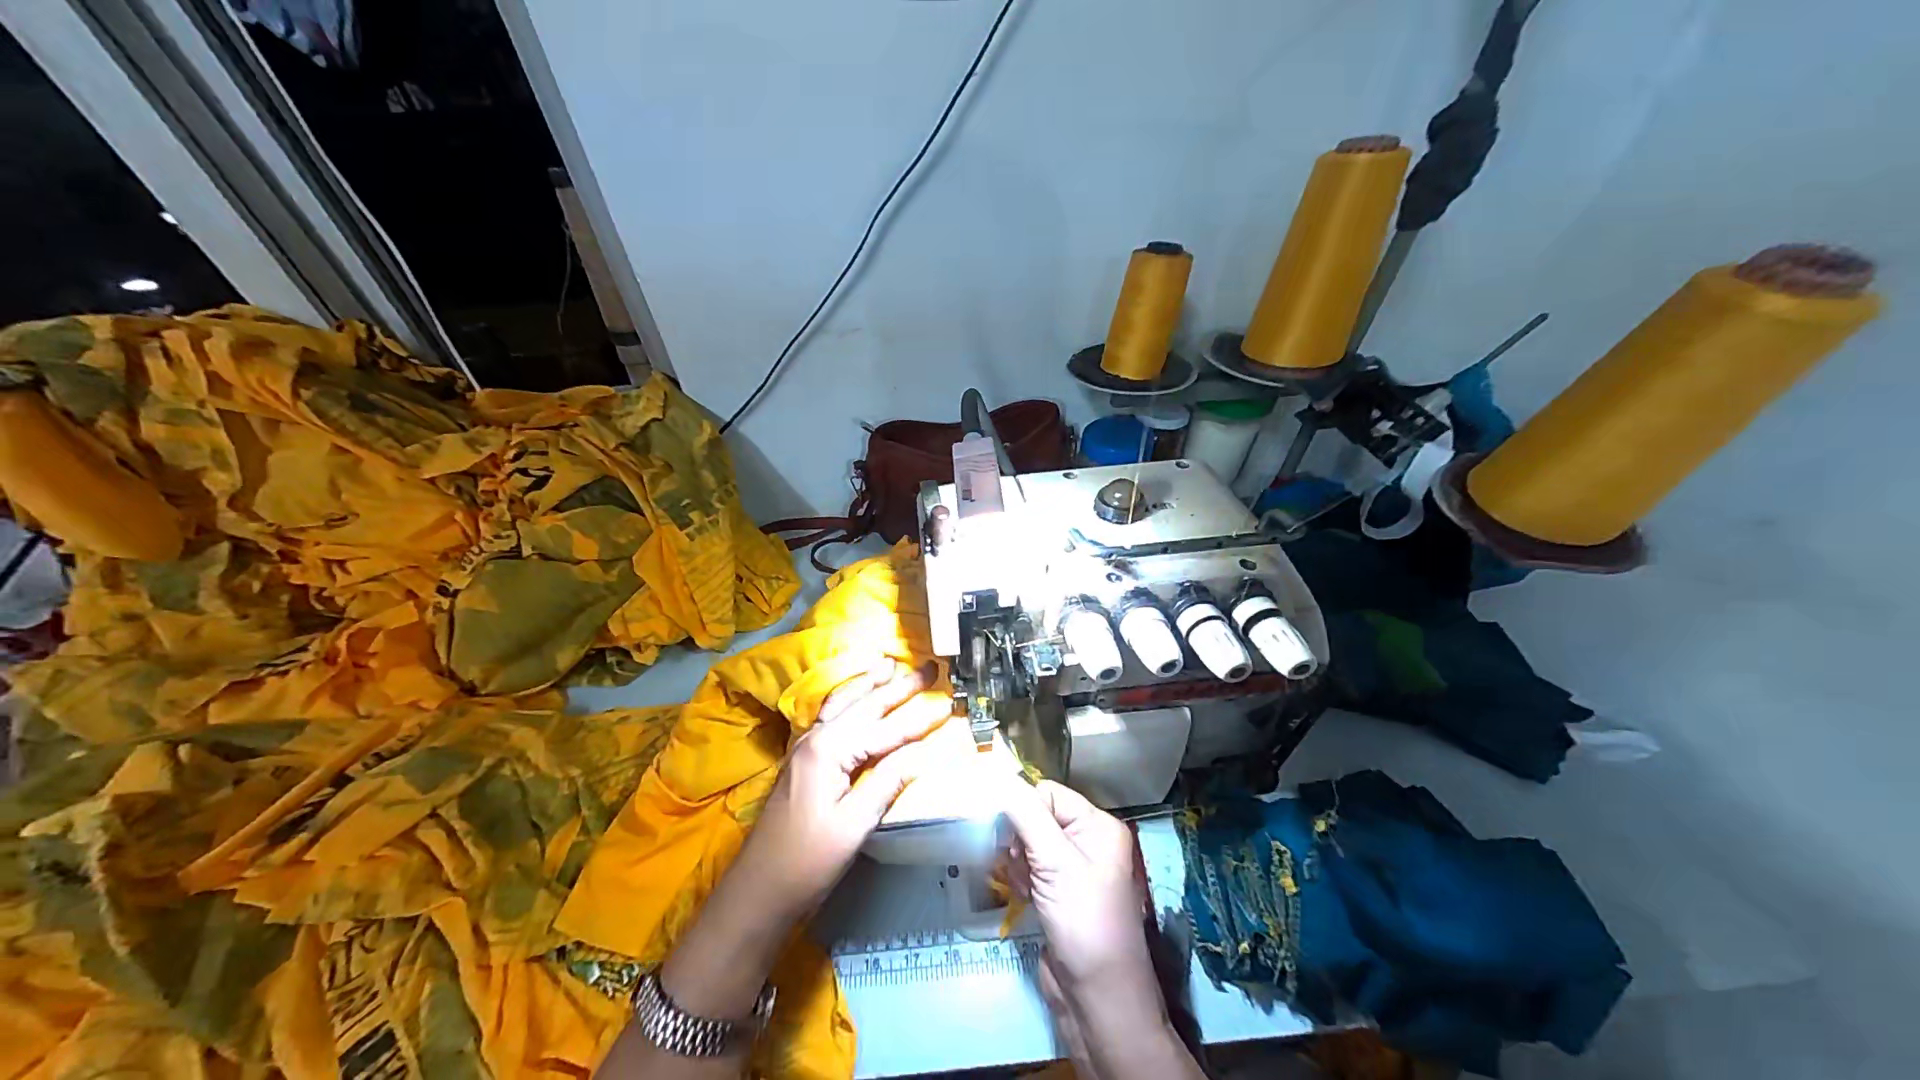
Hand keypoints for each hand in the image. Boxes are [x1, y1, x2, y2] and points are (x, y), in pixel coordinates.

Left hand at [727, 657, 946, 919]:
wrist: (758, 891)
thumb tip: (924, 752)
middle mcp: (815, 739)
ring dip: (870, 685)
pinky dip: (849, 699)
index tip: (948, 703)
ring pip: (843, 705)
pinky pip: (830, 716)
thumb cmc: (807, 862)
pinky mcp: (802, 760)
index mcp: (829, 750)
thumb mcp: (854, 825)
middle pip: (864, 706)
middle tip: (927, 668)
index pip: (886, 728)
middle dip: (897, 687)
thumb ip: (887, 781)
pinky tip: (855, 697)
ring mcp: (805, 748)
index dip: (920, 717)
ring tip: (889, 665)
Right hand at [998, 778, 1151, 988]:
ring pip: (1027, 844)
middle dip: (1019, 840)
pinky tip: (1026, 897)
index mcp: (1098, 826)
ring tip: (1026, 887)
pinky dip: (1021, 879)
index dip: (1025, 811)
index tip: (1012, 837)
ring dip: (1018, 863)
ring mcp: (1073, 870)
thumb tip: (999, 779)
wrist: (1096, 997)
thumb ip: (1026, 816)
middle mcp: (1088, 842)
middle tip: (1021, 866)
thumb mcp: (1056, 863)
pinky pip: (1030, 869)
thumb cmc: (1084, 923)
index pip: (1049, 794)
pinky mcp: (1058, 893)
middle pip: (1035, 817)